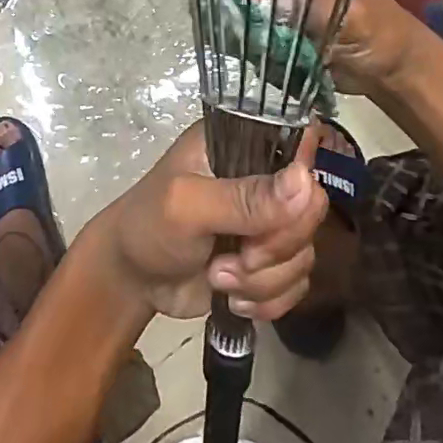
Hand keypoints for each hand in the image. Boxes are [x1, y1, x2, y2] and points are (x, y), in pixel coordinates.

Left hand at [88, 122, 328, 319]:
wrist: (131, 281)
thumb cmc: (149, 225)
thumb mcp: (187, 205)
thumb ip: (244, 197)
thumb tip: (306, 181)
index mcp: (246, 142)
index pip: (303, 146)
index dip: (301, 181)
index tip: (275, 214)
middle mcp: (266, 176)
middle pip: (311, 207)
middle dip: (275, 246)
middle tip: (237, 257)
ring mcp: (270, 220)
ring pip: (305, 251)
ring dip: (264, 279)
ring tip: (220, 277)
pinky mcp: (270, 261)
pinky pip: (297, 282)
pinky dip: (269, 300)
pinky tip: (234, 299)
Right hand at [218, 0, 423, 96]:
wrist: (388, 67)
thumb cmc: (377, 32)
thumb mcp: (346, 14)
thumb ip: (300, 2)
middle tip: (207, 17)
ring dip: (224, 19)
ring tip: (221, 37)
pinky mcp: (272, 24)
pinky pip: (242, 26)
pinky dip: (235, 38)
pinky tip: (234, 49)